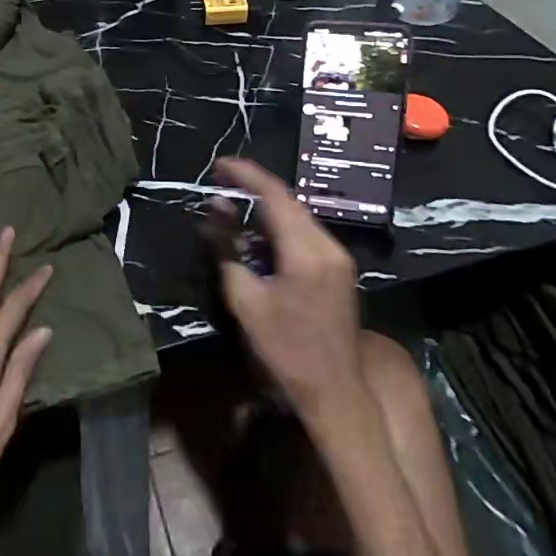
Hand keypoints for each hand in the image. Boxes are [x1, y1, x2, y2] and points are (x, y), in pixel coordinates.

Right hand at [209, 158, 364, 420]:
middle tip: (222, 184)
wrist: (335, 390)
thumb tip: (214, 211)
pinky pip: (308, 234)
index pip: (274, 195)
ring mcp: (339, 256)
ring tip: (236, 209)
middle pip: (289, 201)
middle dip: (255, 188)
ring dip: (268, 209)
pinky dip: (282, 228)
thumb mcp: (245, 300)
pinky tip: (262, 239)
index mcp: (306, 250)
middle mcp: (328, 244)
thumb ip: (227, 250)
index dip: (245, 174)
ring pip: (299, 216)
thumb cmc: (284, 349)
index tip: (218, 165)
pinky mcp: (341, 268)